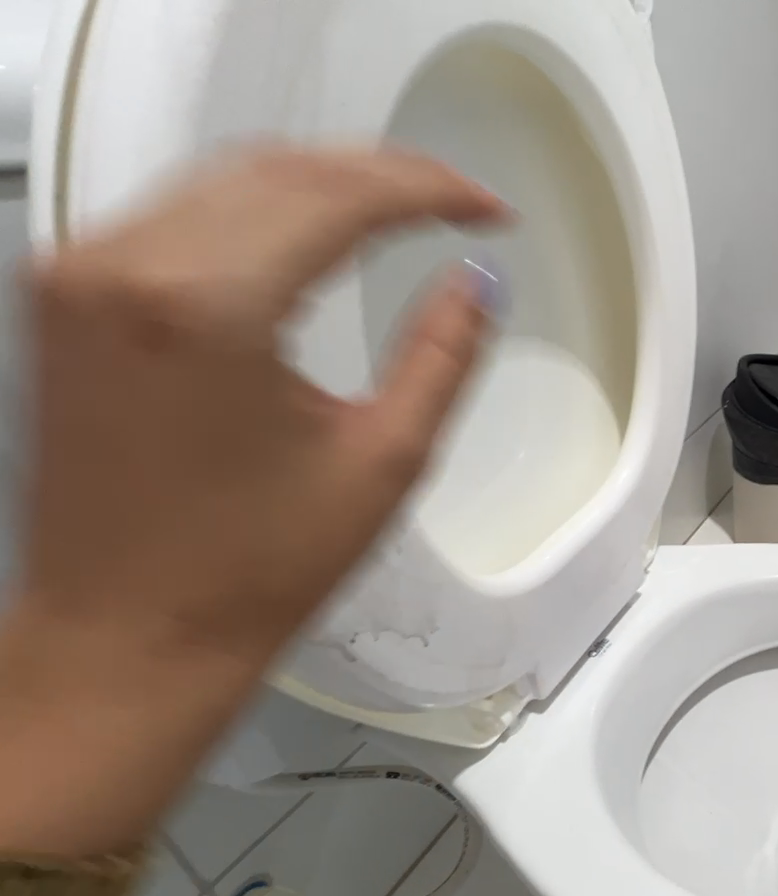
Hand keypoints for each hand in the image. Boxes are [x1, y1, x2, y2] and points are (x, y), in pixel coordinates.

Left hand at [15, 146, 508, 678]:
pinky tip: (323, 225)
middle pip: (277, 169)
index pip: (335, 199)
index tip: (488, 209)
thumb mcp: (389, 455)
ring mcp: (79, 278)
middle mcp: (119, 271)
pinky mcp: (70, 299)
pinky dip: (268, 205)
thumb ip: (442, 352)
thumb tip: (478, 283)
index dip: (429, 191)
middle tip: (462, 199)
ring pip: (226, 178)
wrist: (137, 626)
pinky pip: (182, 212)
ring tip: (410, 205)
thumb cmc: (255, 561)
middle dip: (385, 172)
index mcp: (203, 308)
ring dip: (328, 180)